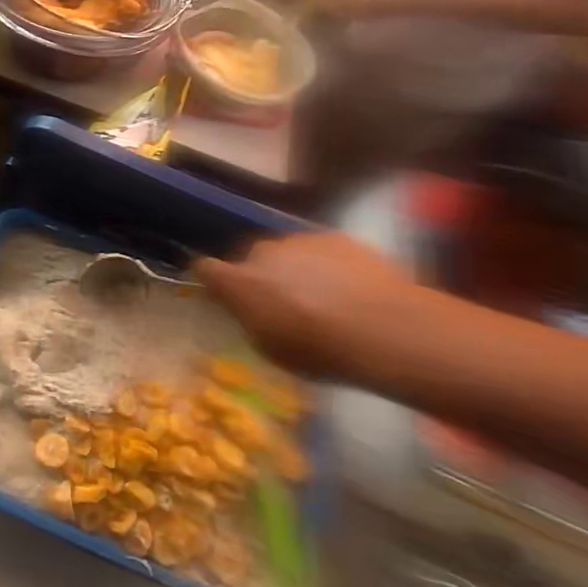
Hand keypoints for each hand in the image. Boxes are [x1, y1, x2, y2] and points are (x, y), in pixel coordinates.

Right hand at [192, 231, 458, 379]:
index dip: (212, 279)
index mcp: (243, 283)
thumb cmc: (319, 351)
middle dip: (261, 276)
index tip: (220, 292)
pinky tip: (346, 285)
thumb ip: (252, 320)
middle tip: (281, 303)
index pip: (208, 269)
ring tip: (320, 295)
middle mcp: (266, 252)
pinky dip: (324, 263)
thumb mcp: (272, 348)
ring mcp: (301, 239)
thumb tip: (249, 306)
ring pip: (288, 251)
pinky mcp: (334, 235)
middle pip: (253, 258)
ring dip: (294, 267)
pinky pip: (318, 248)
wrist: (380, 325)